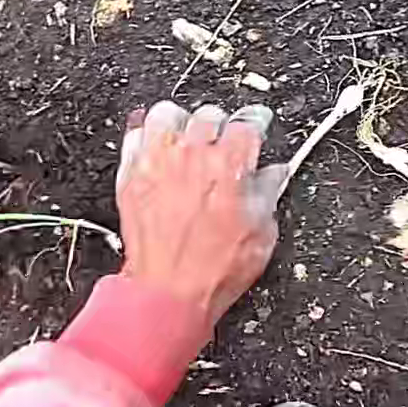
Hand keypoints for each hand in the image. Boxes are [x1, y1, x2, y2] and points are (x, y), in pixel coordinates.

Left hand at [116, 101, 285, 331]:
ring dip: (182, 123)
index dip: (258, 122)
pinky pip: (135, 135)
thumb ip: (268, 193)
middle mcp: (194, 157)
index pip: (249, 122)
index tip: (258, 125)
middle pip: (210, 114)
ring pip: (168, 114)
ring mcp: (159, 164)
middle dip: (222, 125)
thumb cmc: (215, 268)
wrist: (168, 292)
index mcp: (231, 166)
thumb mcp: (261, 232)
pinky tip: (158, 146)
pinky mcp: (132, 176)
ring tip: (189, 138)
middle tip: (224, 142)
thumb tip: (275, 172)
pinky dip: (147, 134)